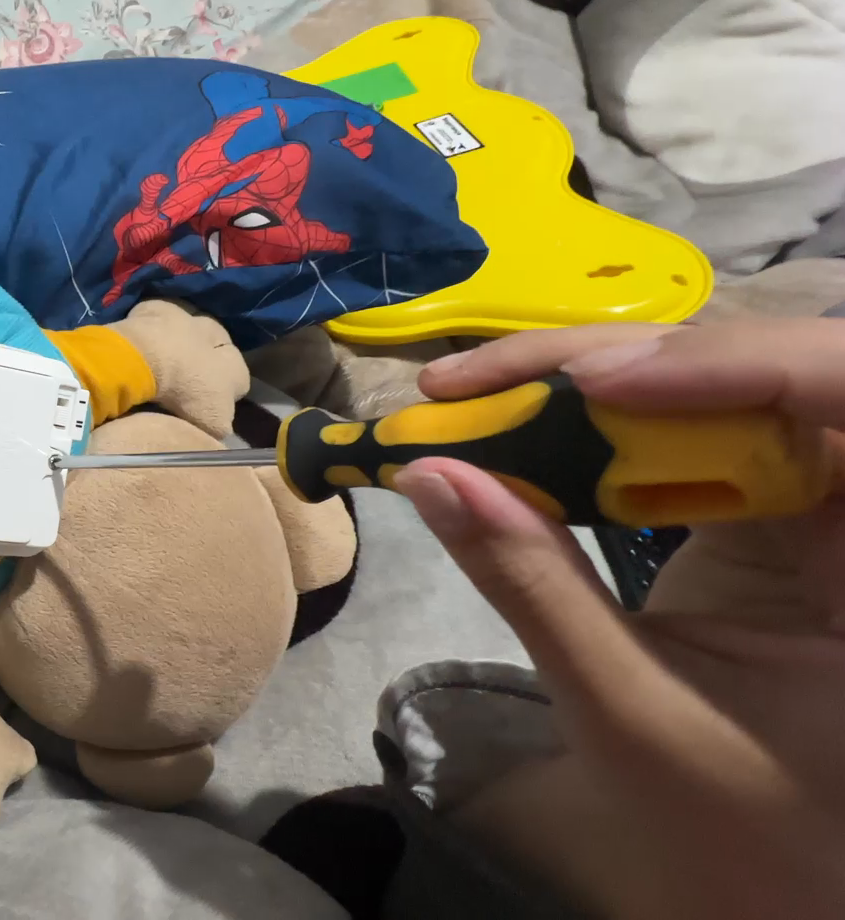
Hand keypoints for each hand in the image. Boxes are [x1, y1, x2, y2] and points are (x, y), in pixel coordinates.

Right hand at [394, 320, 844, 919]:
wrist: (785, 886)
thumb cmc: (743, 830)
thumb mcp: (626, 707)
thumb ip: (529, 583)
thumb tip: (427, 472)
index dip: (738, 363)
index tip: (594, 385)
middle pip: (751, 372)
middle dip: (598, 361)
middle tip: (462, 385)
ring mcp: (801, 503)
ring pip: (692, 387)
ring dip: (566, 381)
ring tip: (460, 396)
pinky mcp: (742, 509)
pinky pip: (656, 431)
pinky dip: (566, 422)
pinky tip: (498, 426)